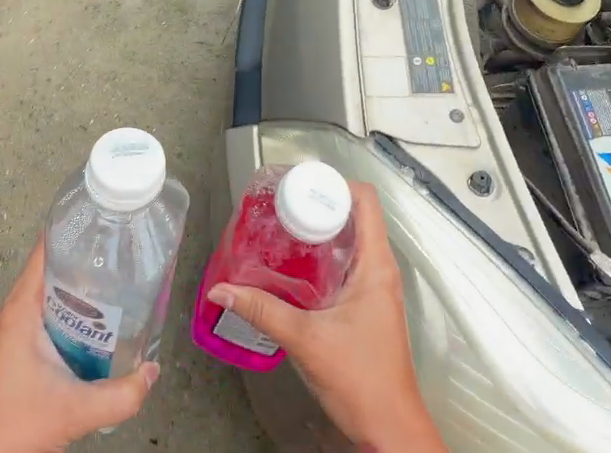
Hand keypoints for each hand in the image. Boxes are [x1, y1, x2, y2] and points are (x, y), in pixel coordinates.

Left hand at [0, 238, 158, 451]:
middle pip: (53, 273)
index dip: (74, 229)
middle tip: (126, 255)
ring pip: (52, 301)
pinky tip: (99, 333)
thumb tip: (152, 372)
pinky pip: (50, 324)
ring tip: (121, 289)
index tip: (106, 219)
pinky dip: (74, 320)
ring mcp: (13, 339)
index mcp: (21, 312)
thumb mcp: (73, 412)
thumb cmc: (9, 431)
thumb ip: (120, 395)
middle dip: (89, 263)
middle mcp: (15, 317)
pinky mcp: (16, 359)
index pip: (45, 251)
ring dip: (82, 295)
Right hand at [207, 181, 445, 451]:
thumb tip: (221, 289)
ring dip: (319, 230)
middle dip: (318, 204)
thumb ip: (262, 310)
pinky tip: (292, 266)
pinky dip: (322, 256)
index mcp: (376, 264)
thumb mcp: (305, 339)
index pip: (366, 200)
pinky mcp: (367, 305)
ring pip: (350, 241)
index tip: (299, 184)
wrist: (389, 427)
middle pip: (355, 215)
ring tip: (281, 228)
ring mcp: (376, 287)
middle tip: (280, 205)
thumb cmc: (360, 378)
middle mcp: (380, 269)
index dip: (335, 183)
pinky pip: (346, 264)